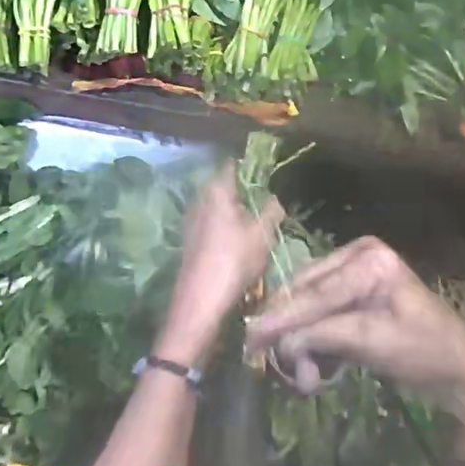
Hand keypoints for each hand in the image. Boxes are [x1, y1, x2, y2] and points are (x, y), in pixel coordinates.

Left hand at [157, 166, 282, 365]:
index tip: (269, 175)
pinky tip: (239, 245)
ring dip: (236, 213)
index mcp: (216, 190)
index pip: (232, 164)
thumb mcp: (263, 234)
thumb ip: (272, 210)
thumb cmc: (234, 260)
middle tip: (267, 204)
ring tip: (257, 227)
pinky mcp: (190, 239)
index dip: (251, 166)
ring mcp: (191, 219)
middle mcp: (199, 199)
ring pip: (219, 207)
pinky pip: (212, 224)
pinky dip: (226, 228)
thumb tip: (274, 198)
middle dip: (246, 193)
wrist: (201, 301)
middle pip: (225, 186)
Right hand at [245, 237, 464, 402]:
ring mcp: (356, 270)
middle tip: (280, 366)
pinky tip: (315, 364)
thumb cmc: (426, 353)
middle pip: (308, 292)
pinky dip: (315, 336)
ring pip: (310, 301)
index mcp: (369, 259)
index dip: (282, 316)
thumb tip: (278, 343)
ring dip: (303, 338)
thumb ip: (322, 336)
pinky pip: (322, 308)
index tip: (251, 335)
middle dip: (293, 332)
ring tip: (306, 376)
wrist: (463, 370)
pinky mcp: (355, 290)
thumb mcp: (372, 343)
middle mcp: (358, 255)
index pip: (317, 291)